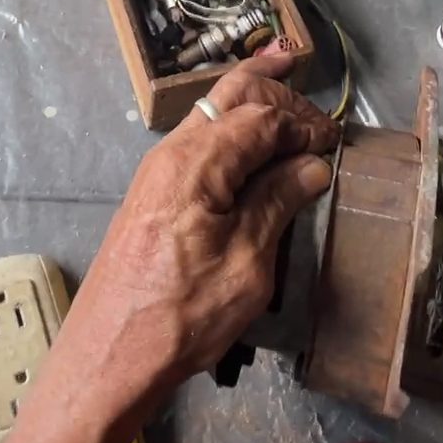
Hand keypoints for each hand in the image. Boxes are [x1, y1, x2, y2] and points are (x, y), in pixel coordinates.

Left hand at [0, 54, 337, 442]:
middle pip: (231, 93)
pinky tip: (253, 136)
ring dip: (253, 101)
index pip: (260, 117)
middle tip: (316, 110)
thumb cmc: (182, 315)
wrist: (109, 355)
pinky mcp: (155, 187)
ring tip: (287, 88)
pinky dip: (233, 126)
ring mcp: (159, 167)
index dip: (302, 124)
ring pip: (212, 110)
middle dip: (277, 91)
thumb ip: (278, 203)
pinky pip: (201, 136)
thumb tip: (312, 165)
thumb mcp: (247, 265)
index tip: (333, 144)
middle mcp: (173, 151)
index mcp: (197, 163)